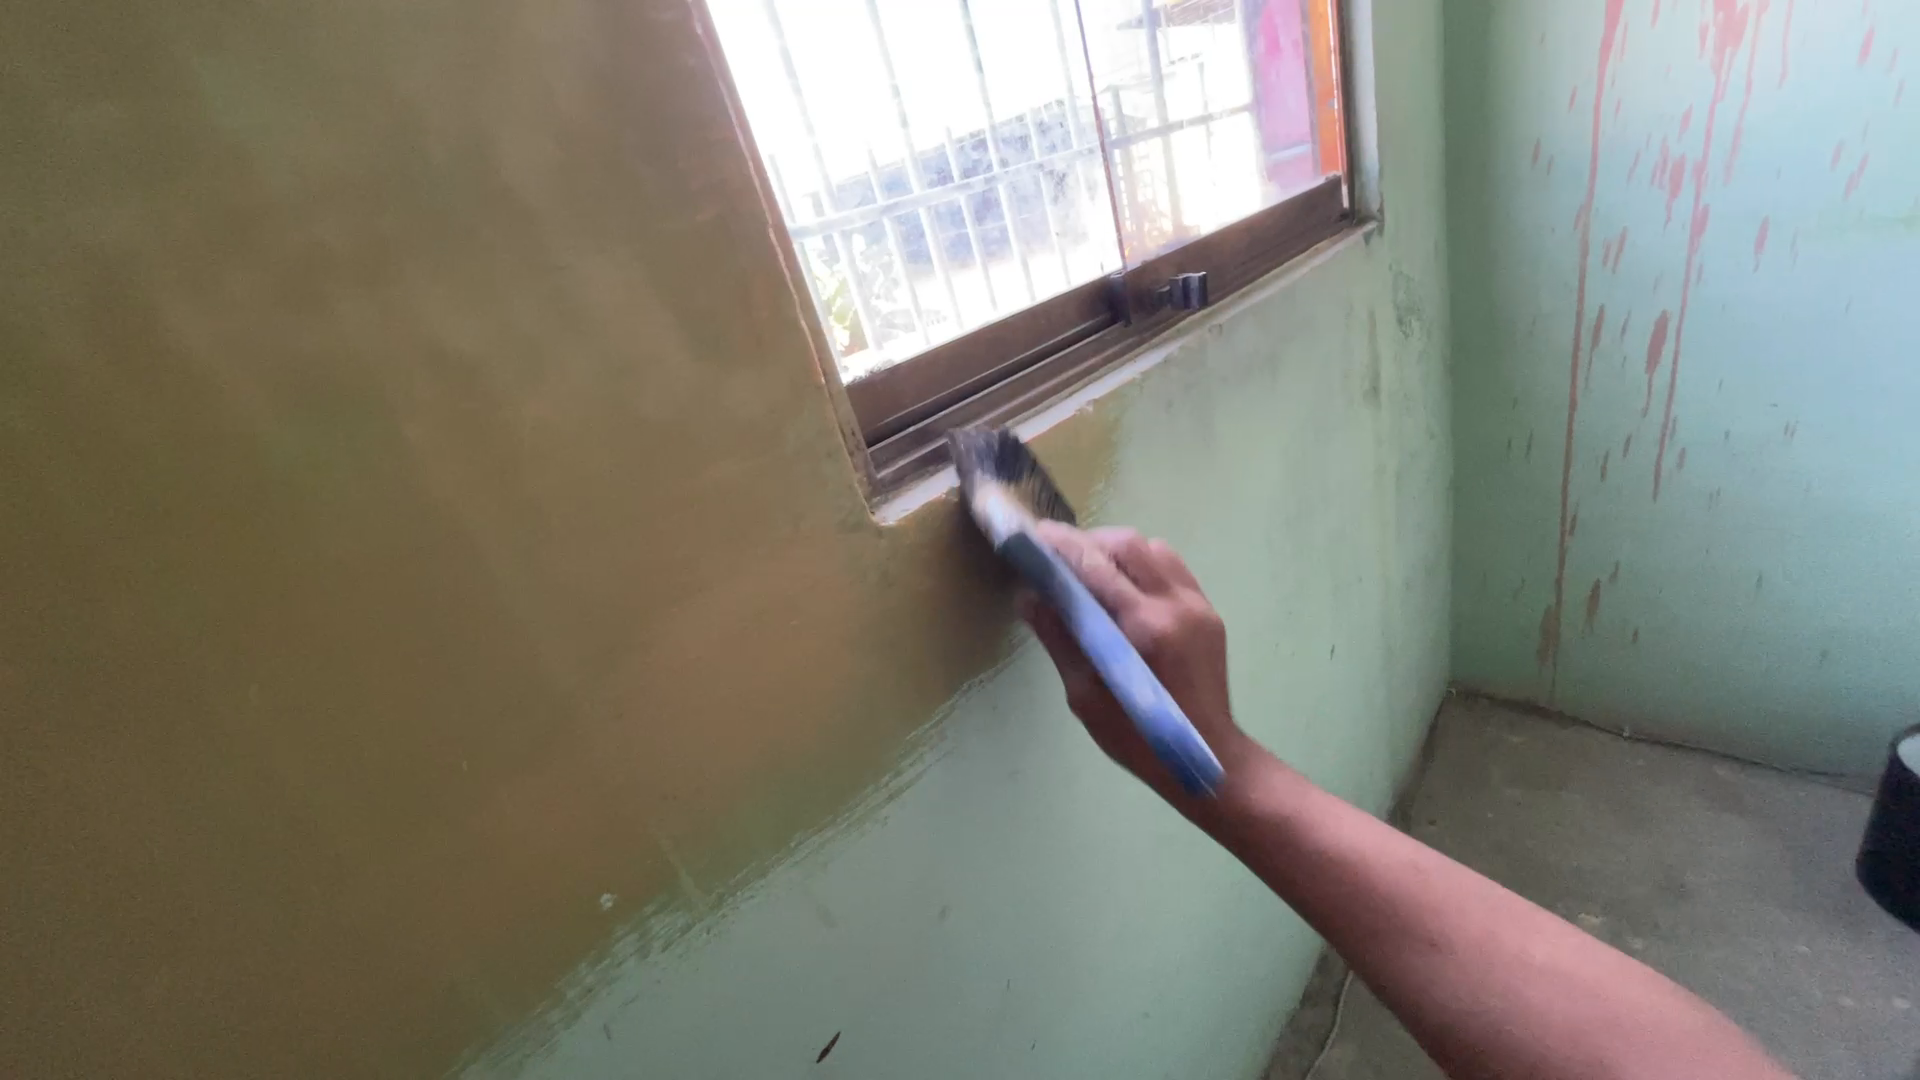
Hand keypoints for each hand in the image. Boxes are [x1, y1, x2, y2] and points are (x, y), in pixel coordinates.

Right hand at [1020, 521, 1252, 802]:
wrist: (1208, 761)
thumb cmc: (1139, 740)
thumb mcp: (1085, 695)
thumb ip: (1059, 637)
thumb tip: (1028, 595)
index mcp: (1144, 627)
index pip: (1095, 565)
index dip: (1061, 545)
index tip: (1033, 536)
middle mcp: (1175, 605)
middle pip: (1128, 544)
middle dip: (1088, 543)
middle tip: (1059, 559)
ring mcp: (1197, 604)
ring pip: (1153, 549)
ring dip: (1117, 551)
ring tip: (1090, 573)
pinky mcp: (1208, 611)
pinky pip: (1171, 567)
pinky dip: (1142, 565)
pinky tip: (1124, 589)